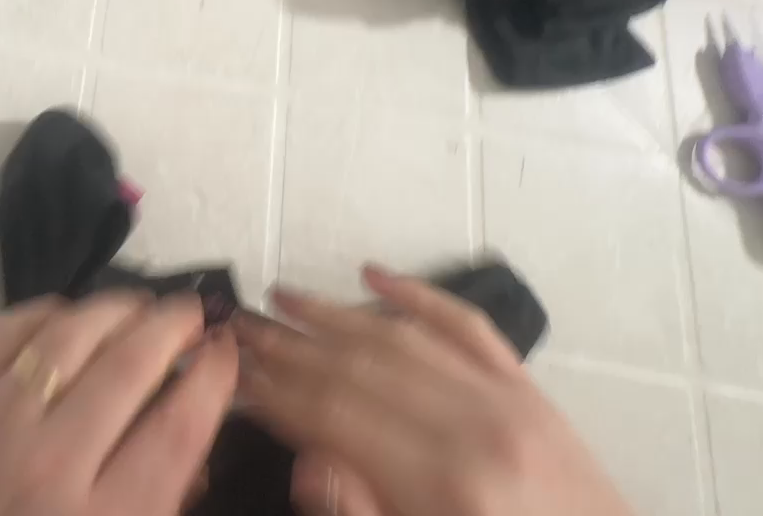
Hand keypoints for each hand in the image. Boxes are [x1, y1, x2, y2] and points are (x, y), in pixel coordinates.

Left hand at [0, 291, 238, 515]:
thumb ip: (160, 503)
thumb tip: (193, 440)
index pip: (176, 430)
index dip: (212, 379)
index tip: (225, 349)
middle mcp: (54, 460)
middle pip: (128, 367)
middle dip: (171, 326)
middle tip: (191, 310)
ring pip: (71, 335)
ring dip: (116, 307)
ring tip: (141, 302)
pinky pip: (13, 328)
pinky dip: (50, 310)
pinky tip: (73, 312)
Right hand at [234, 265, 634, 515]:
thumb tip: (305, 459)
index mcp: (446, 489)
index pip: (331, 416)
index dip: (271, 390)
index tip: (229, 370)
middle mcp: (474, 429)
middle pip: (355, 367)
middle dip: (286, 343)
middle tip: (235, 324)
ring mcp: (509, 402)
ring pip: (399, 335)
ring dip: (331, 311)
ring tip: (279, 295)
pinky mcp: (533, 393)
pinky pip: (467, 326)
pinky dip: (417, 293)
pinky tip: (373, 273)